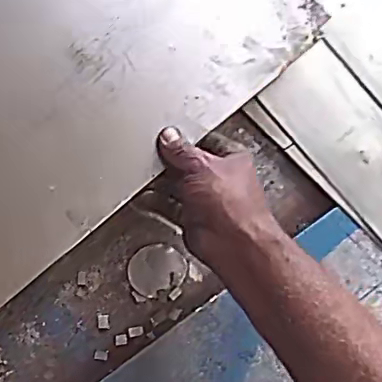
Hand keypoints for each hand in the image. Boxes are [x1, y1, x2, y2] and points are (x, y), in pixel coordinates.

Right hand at [156, 127, 284, 272]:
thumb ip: (182, 152)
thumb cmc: (234, 206)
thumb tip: (170, 139)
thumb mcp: (201, 166)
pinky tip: (147, 199)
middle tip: (154, 157)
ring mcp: (208, 202)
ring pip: (180, 188)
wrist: (234, 244)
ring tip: (147, 176)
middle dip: (173, 164)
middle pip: (191, 167)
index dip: (187, 140)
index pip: (207, 143)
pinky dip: (159, 205)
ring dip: (164, 184)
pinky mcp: (195, 221)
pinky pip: (172, 209)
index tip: (167, 138)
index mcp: (232, 161)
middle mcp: (221, 182)